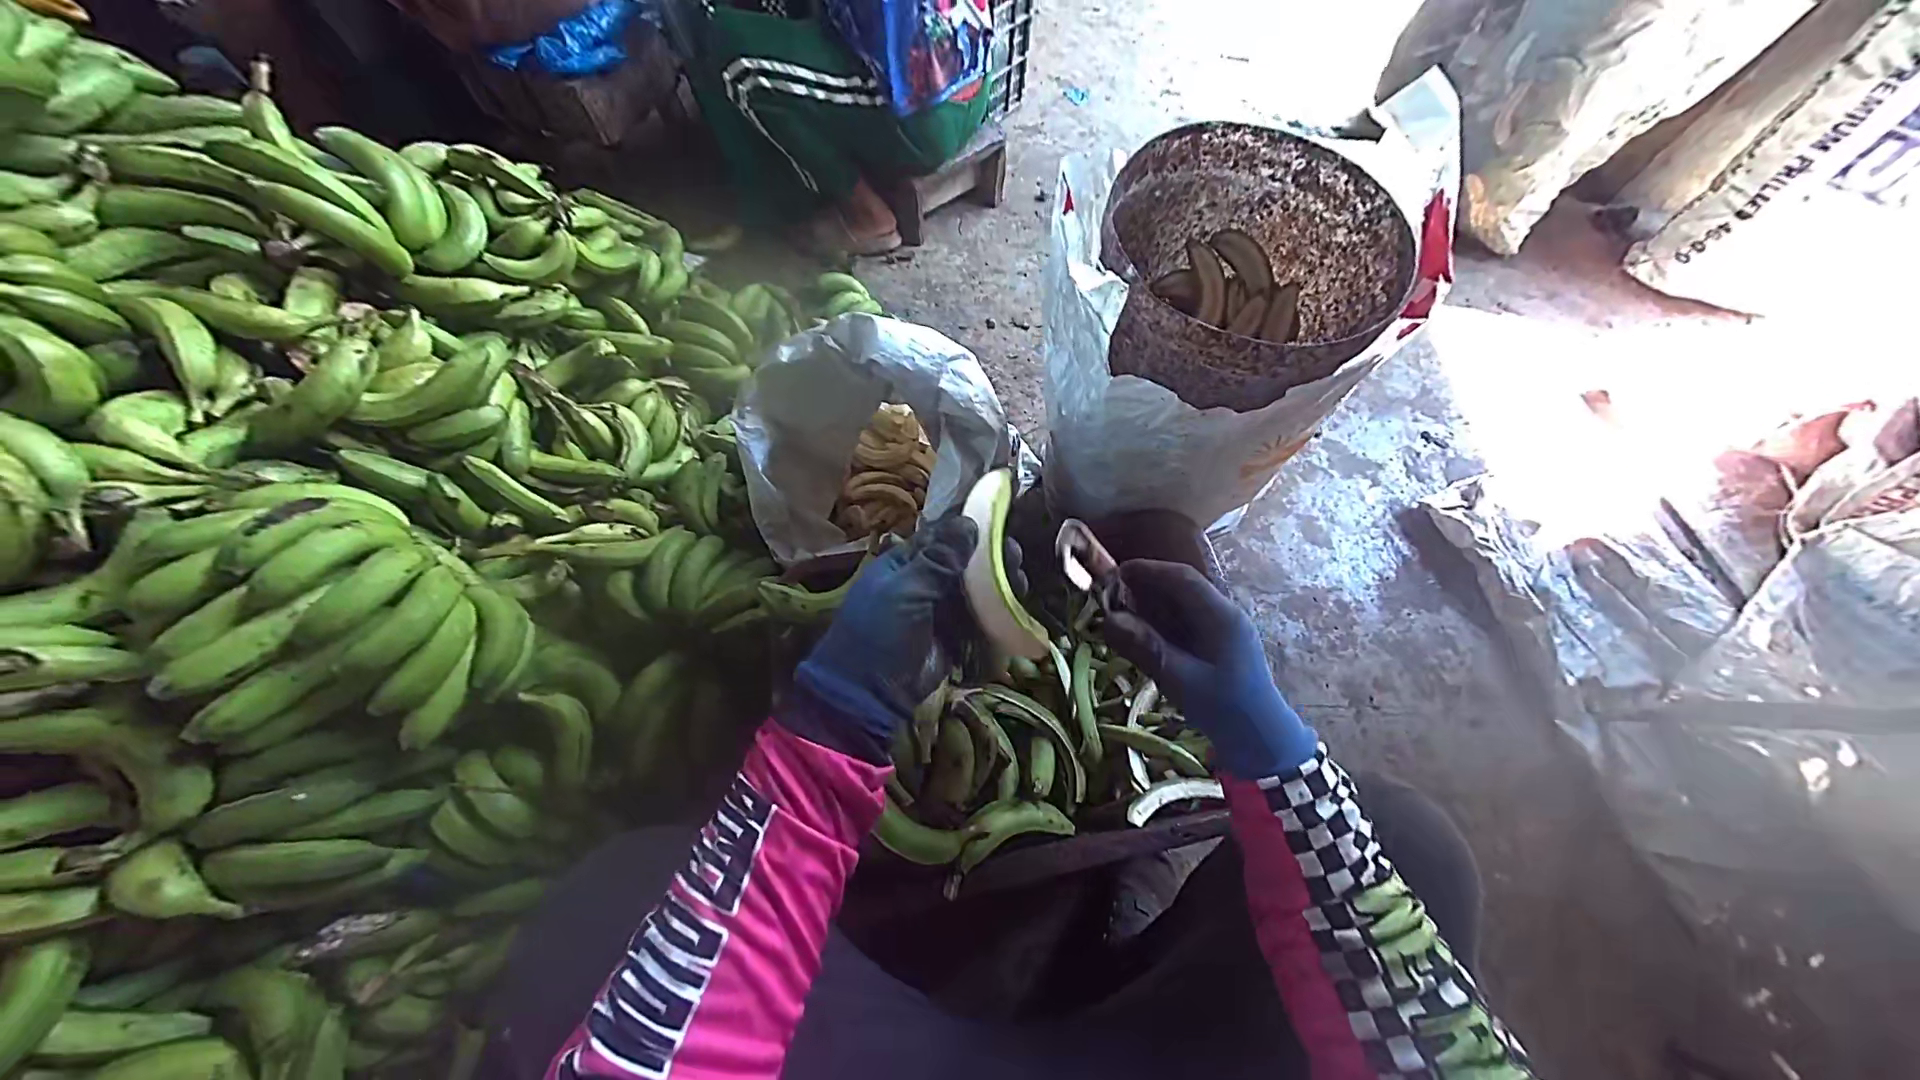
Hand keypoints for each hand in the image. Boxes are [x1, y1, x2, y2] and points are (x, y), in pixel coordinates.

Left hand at [791, 515, 1016, 759]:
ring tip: (1019, 580)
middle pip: (965, 561)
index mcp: (905, 562)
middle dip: (991, 558)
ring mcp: (941, 608)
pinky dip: (997, 611)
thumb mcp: (906, 591)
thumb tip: (968, 523)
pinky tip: (1015, 605)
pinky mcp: (954, 634)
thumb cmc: (879, 633)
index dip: (970, 529)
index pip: (942, 535)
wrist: (869, 693)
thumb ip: (938, 560)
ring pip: (976, 588)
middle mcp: (926, 579)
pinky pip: (979, 616)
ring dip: (998, 583)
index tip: (1000, 524)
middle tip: (1014, 556)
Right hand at [1102, 560, 1316, 777]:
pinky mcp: (1216, 644)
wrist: (1262, 742)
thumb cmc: (1226, 710)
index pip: (1183, 578)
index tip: (1116, 573)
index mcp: (1222, 616)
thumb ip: (1146, 648)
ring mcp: (1222, 629)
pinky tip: (1141, 634)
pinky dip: (1159, 622)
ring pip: (1180, 605)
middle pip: (1180, 588)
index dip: (1148, 570)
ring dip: (1150, 605)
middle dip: (1144, 587)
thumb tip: (1109, 620)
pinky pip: (1184, 622)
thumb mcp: (1181, 680)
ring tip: (1118, 613)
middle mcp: (1224, 615)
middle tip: (1109, 596)